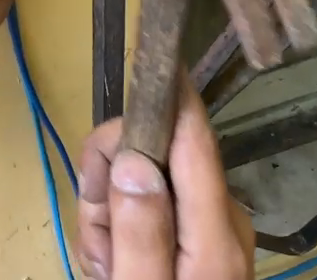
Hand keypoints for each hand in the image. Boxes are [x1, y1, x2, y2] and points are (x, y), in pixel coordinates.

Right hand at [77, 89, 253, 278]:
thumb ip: (139, 234)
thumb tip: (132, 159)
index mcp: (216, 231)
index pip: (194, 136)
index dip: (169, 91)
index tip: (143, 57)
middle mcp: (220, 214)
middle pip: (151, 149)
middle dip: (108, 180)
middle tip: (96, 235)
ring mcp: (209, 221)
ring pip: (138, 173)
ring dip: (107, 212)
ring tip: (105, 261)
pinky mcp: (196, 229)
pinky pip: (144, 199)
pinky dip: (118, 226)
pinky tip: (115, 262)